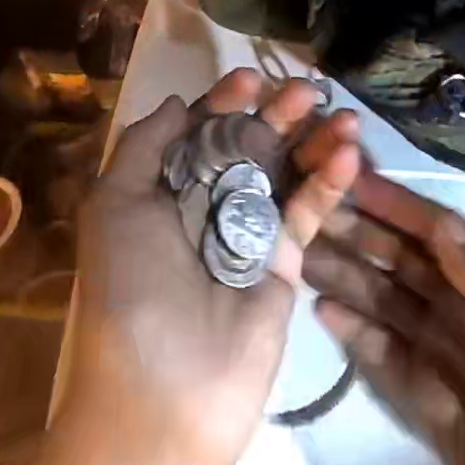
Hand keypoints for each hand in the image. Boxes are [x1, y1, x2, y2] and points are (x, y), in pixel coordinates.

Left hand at [14, 69, 360, 464]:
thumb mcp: (114, 203)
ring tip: (343, 113)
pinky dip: (328, 181)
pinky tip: (349, 151)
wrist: (164, 387)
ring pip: (284, 172)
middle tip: (308, 87)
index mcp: (164, 187)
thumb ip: (144, 145)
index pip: (199, 131)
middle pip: (248, 144)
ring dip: (313, 140)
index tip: (249, 78)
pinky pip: (307, 211)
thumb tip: (175, 101)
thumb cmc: (130, 284)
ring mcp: (249, 229)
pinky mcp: (285, 260)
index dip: (222, 102)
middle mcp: (206, 201)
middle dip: (275, 113)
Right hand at [303, 170, 464, 464]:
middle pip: (406, 266)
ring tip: (299, 251)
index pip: (443, 237)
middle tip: (305, 206)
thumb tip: (442, 225)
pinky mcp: (437, 416)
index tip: (349, 174)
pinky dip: (356, 337)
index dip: (397, 204)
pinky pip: (389, 364)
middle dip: (358, 232)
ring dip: (346, 277)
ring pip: (389, 308)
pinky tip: (322, 310)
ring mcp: (455, 369)